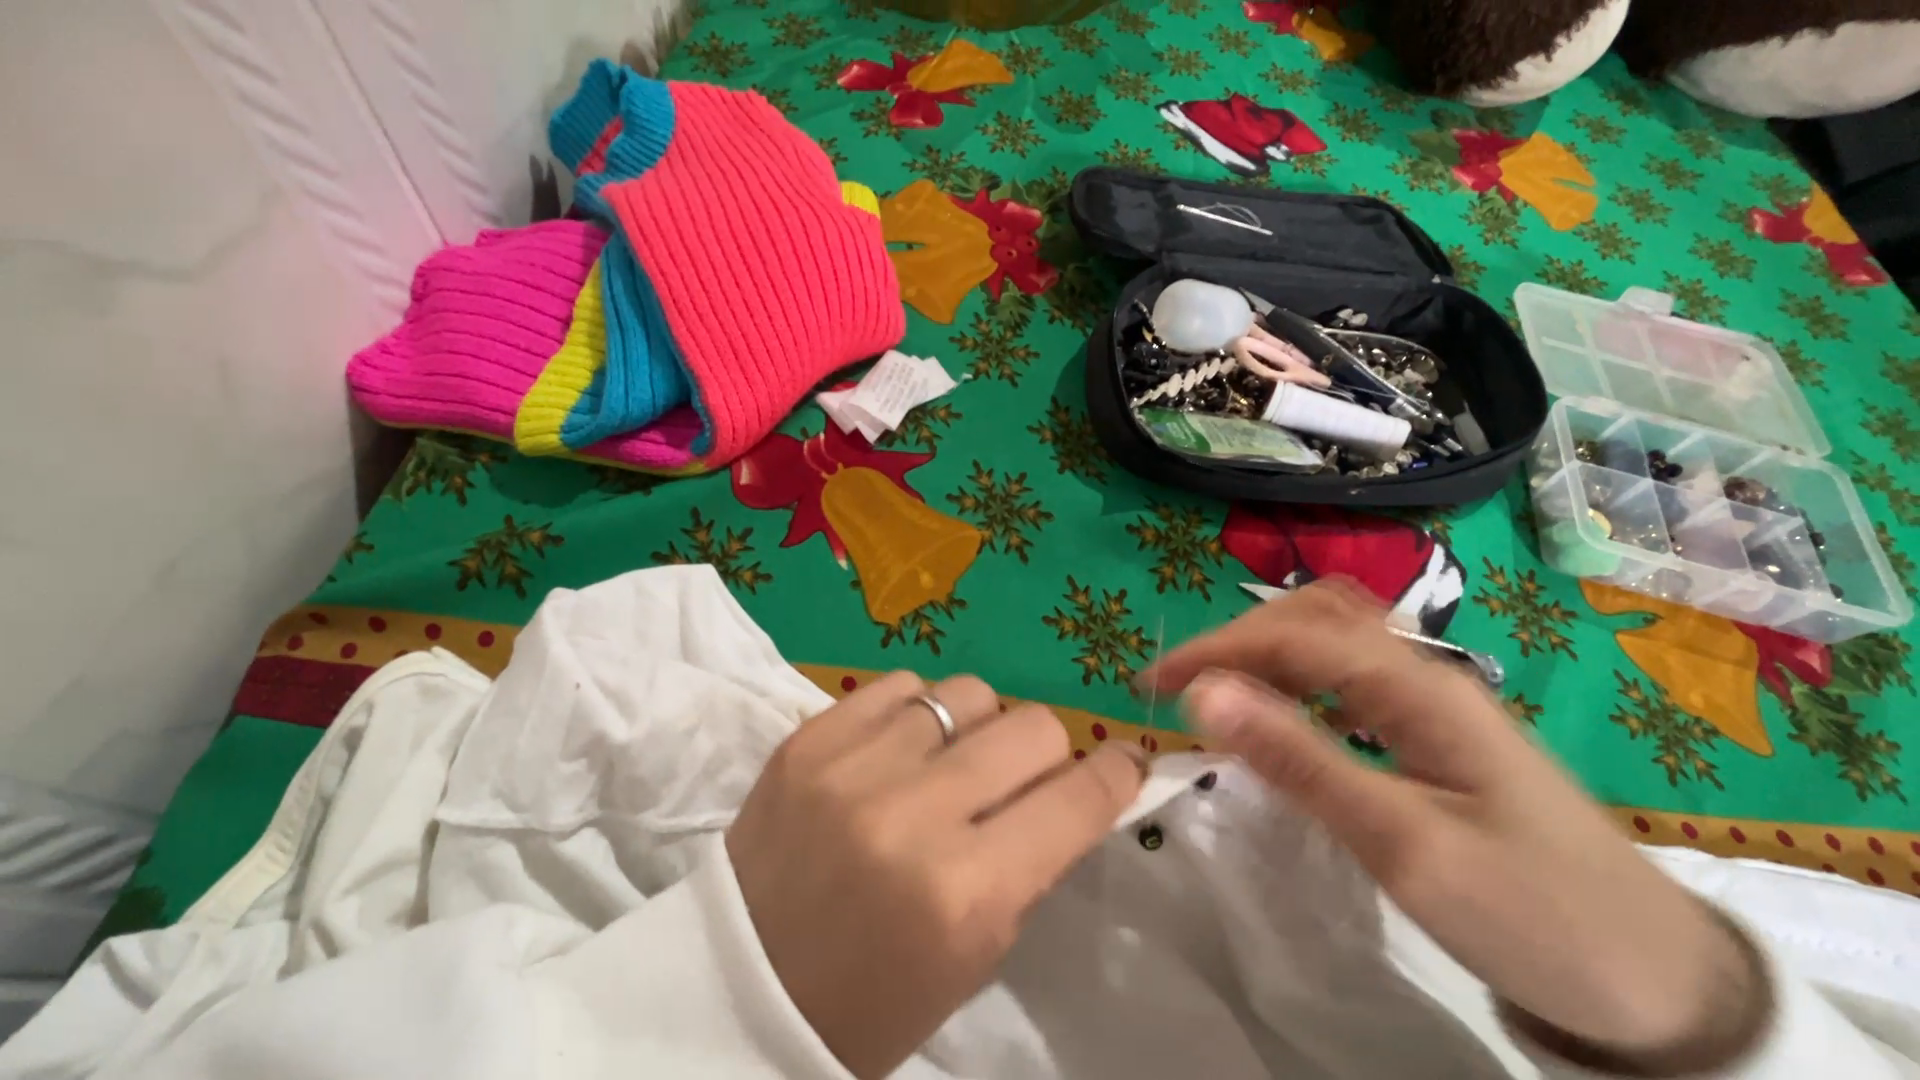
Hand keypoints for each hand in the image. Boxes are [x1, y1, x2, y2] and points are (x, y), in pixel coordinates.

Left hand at [727, 672, 1145, 1078]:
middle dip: (1048, 752)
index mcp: (967, 893)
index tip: (1123, 763)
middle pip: (1032, 727)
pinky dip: (919, 712)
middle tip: (1025, 778)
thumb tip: (1076, 786)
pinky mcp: (806, 739)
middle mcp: (914, 816)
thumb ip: (1033, 860)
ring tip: (954, 762)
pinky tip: (904, 747)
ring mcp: (852, 767)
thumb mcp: (977, 950)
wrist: (739, 988)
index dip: (1116, 773)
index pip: (1078, 799)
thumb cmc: (874, 997)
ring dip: (980, 728)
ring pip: (969, 692)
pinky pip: (900, 685)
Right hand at [1140, 580, 1766, 1071]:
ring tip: (1211, 697)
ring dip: (1265, 654)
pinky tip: (1277, 716)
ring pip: (1334, 643)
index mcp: (1419, 689)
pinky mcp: (1437, 737)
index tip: (1149, 686)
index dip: (1214, 651)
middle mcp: (1426, 677)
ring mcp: (1435, 705)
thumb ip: (1301, 760)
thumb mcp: (1403, 843)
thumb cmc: (1529, 912)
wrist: (1654, 979)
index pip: (1293, 637)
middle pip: (1315, 619)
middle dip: (1235, 641)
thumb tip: (1204, 695)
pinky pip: (1351, 682)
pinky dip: (1297, 683)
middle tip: (1176, 689)